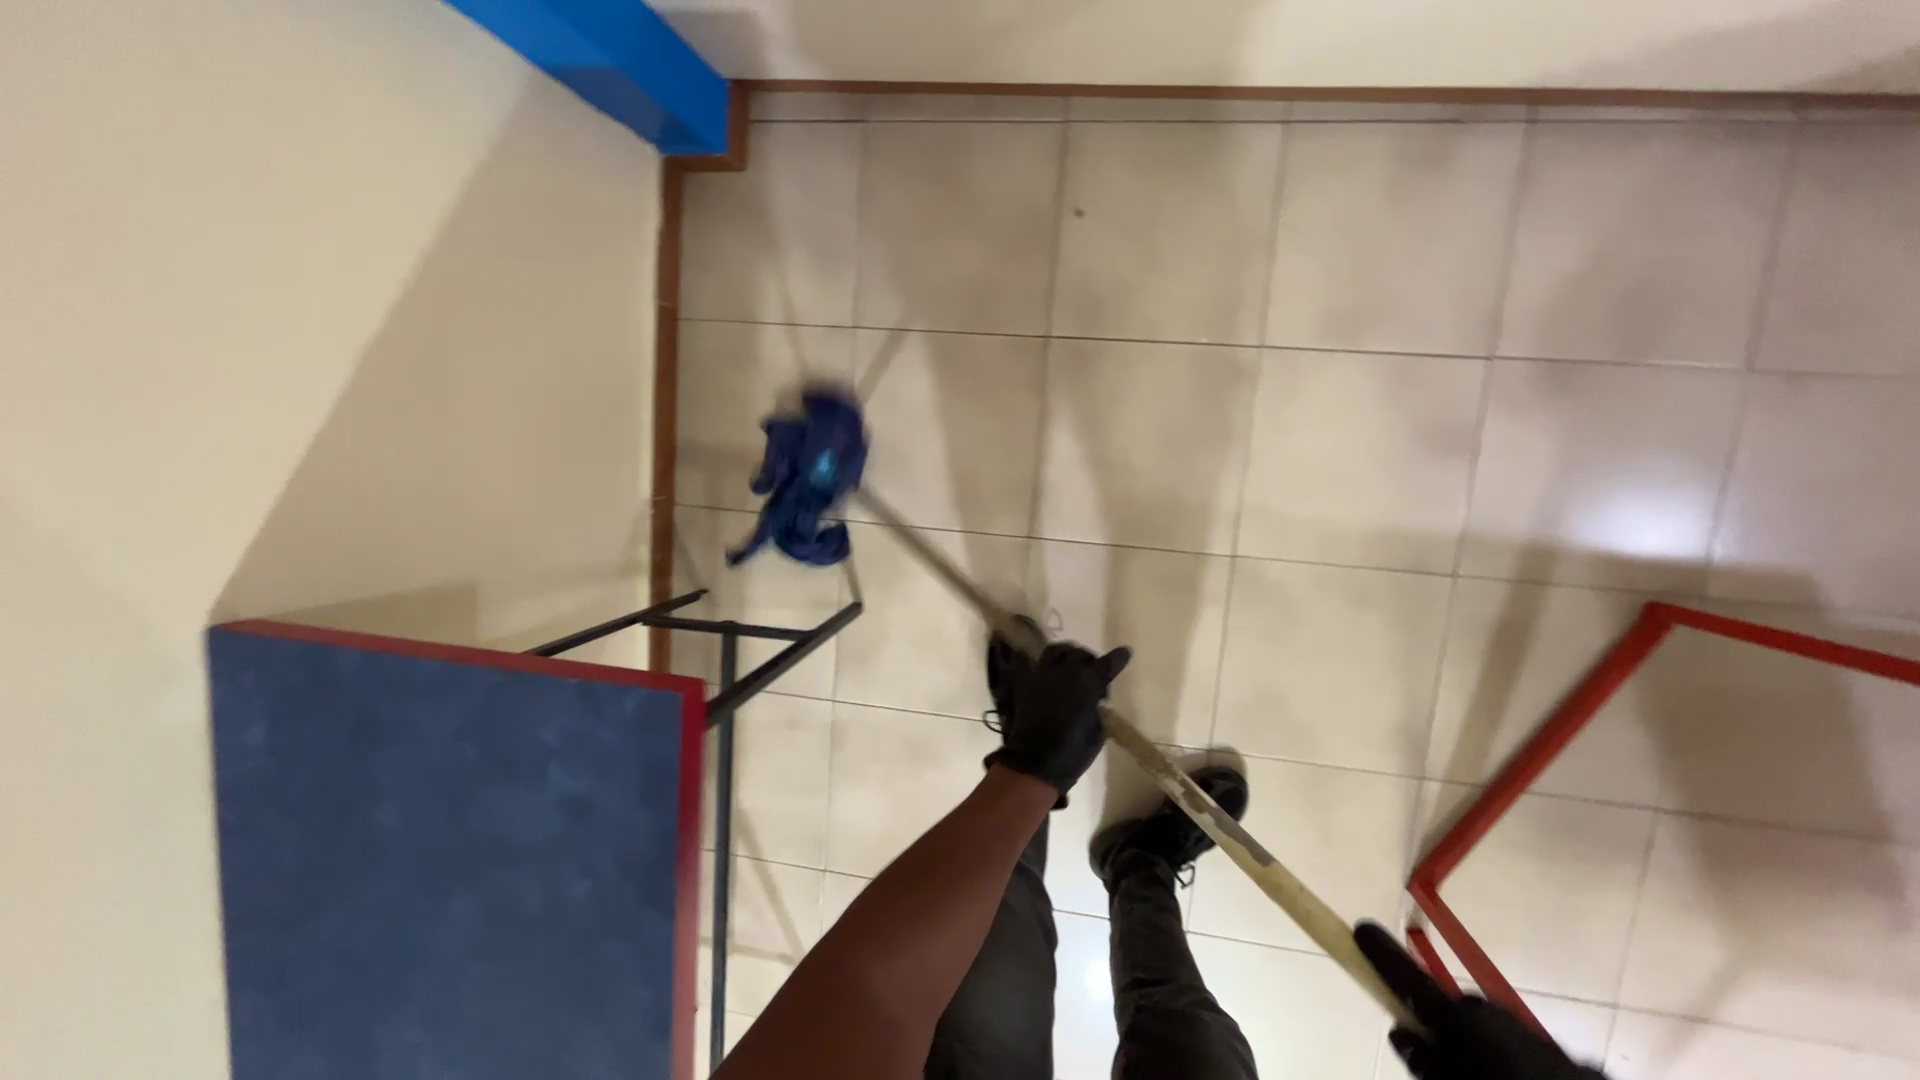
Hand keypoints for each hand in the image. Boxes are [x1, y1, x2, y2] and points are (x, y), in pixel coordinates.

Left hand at [986, 641, 1129, 805]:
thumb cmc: (1074, 750)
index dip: (1118, 658)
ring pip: (1056, 651)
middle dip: (1088, 660)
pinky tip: (1050, 677)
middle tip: (1091, 670)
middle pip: (1080, 654)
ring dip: (1065, 655)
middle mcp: (1067, 671)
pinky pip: (1038, 666)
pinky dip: (1046, 668)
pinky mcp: (1027, 682)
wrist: (1036, 759)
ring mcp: (1044, 673)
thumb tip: (1097, 698)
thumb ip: (1099, 706)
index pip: (1108, 663)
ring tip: (1068, 665)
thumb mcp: (1099, 729)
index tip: (1124, 653)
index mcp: (1090, 683)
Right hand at [1356, 923, 1608, 1079]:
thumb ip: (1423, 1062)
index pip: (1410, 982)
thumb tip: (1403, 1032)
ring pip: (1502, 1036)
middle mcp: (1501, 1018)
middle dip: (1448, 1027)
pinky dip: (1529, 1071)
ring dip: (1491, 1052)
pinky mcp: (1586, 1067)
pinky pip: (1541, 1059)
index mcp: (1462, 1024)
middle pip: (1461, 1012)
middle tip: (1443, 1061)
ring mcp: (1546, 1041)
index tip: (1362, 927)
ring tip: (1488, 1079)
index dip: (1383, 955)